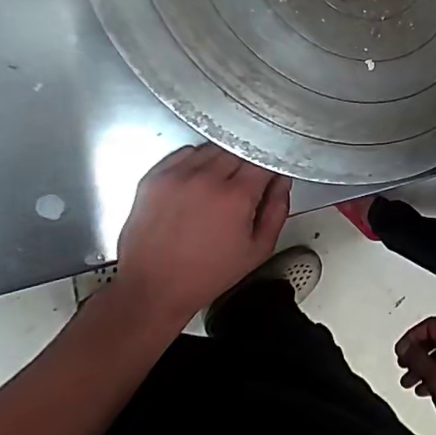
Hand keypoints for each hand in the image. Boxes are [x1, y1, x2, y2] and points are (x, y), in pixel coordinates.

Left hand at [115, 143, 290, 321]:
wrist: (153, 286)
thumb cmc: (202, 274)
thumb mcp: (257, 250)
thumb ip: (277, 210)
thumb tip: (281, 185)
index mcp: (235, 197)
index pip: (263, 160)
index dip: (272, 166)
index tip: (272, 174)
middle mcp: (205, 179)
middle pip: (239, 149)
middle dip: (249, 164)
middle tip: (247, 187)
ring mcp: (177, 175)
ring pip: (213, 148)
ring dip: (223, 160)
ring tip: (221, 188)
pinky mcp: (155, 177)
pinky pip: (185, 153)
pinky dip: (197, 162)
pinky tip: (199, 184)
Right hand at [395, 317, 435, 434]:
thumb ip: (418, 359)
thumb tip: (407, 347)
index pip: (430, 326)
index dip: (412, 336)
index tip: (401, 351)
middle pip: (434, 341)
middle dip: (415, 352)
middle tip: (403, 364)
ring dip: (421, 367)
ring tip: (409, 380)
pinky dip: (431, 378)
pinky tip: (424, 390)